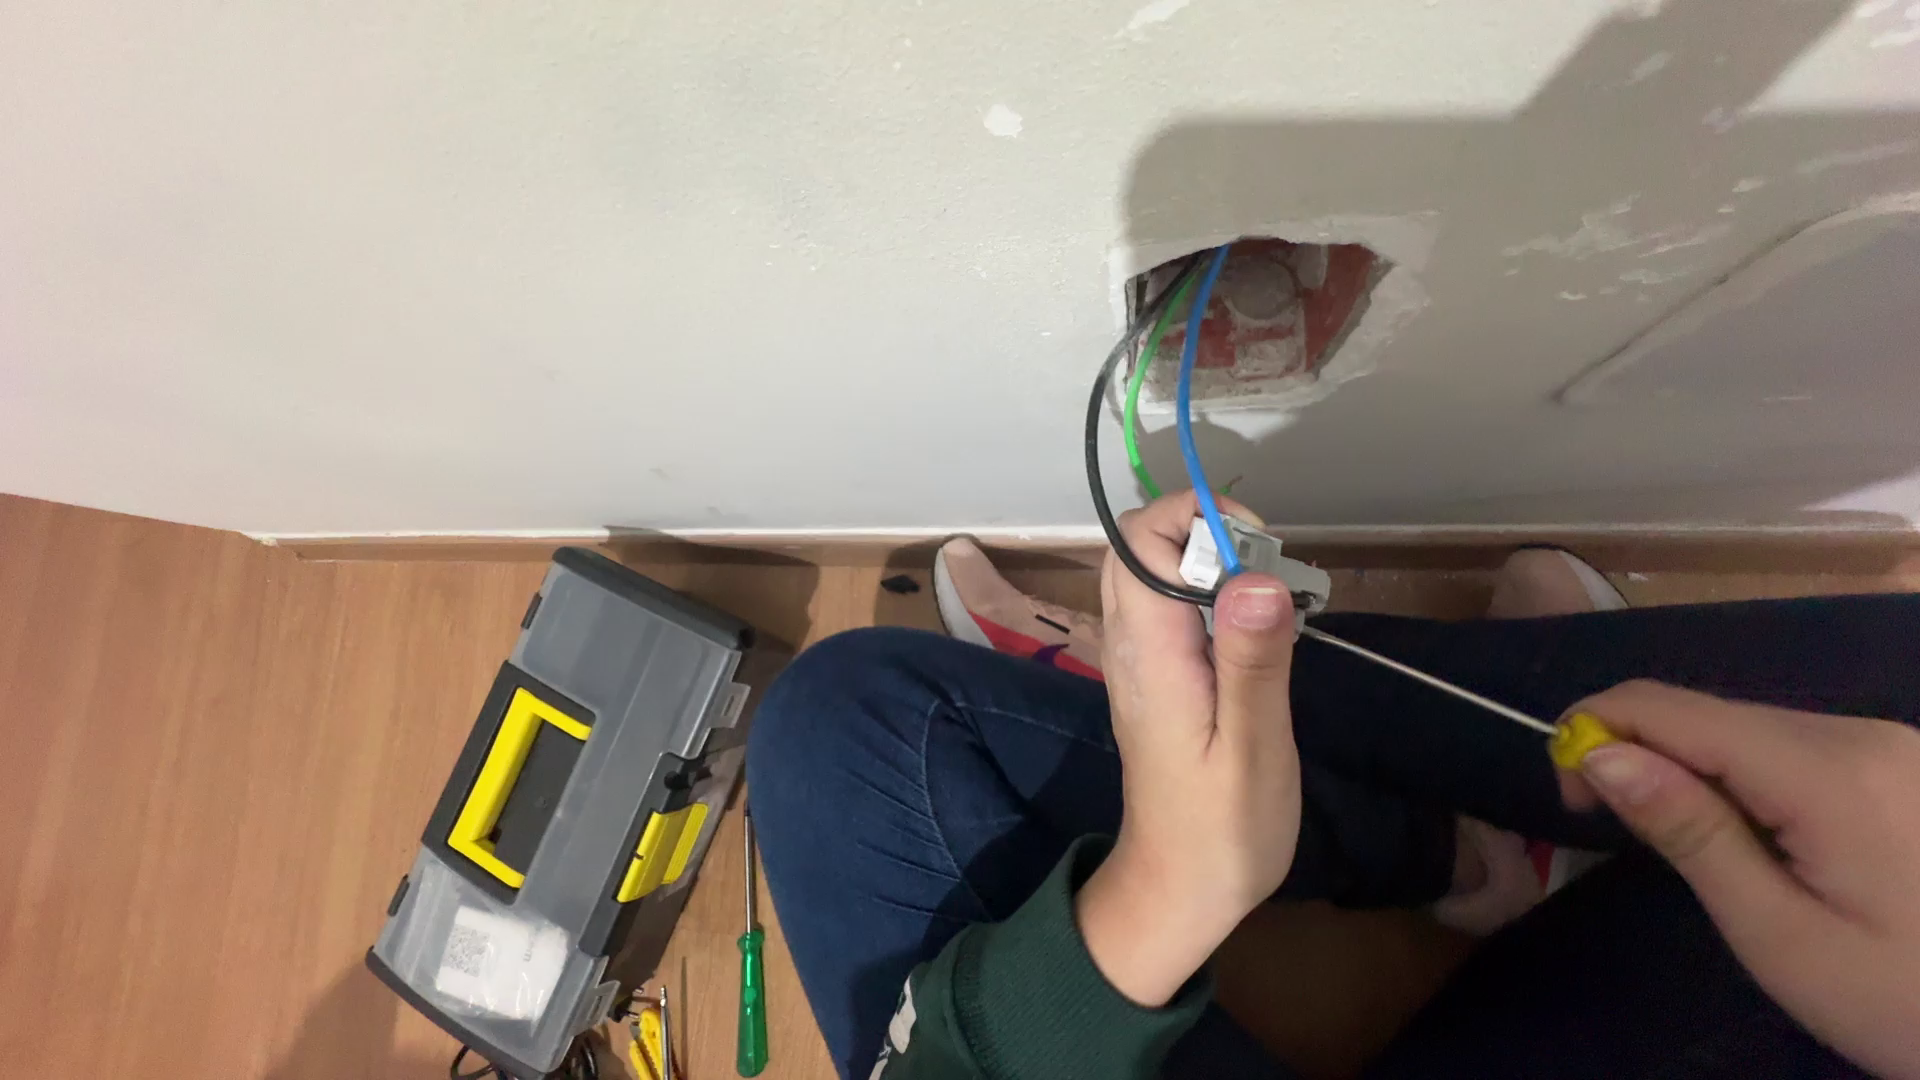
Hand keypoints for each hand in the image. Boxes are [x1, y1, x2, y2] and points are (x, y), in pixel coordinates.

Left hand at [1075, 491, 1301, 1006]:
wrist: (1178, 882)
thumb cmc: (1224, 827)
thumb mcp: (1254, 748)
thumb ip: (1254, 661)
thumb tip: (1256, 576)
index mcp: (1148, 650)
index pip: (1138, 541)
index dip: (1193, 517)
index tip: (1259, 545)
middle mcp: (1127, 641)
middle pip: (1135, 547)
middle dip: (1199, 530)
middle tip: (1266, 566)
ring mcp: (1132, 657)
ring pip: (1145, 572)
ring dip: (1202, 560)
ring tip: (1266, 594)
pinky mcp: (1149, 673)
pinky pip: (1159, 604)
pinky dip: (1199, 590)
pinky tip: (1248, 626)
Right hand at [1562, 681, 1919, 1078]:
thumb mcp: (1783, 935)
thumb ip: (1688, 832)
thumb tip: (1596, 754)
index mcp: (1824, 770)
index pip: (1658, 705)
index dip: (1587, 730)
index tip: (1573, 798)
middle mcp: (1856, 734)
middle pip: (1694, 712)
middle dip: (1631, 752)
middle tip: (1618, 826)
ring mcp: (1887, 747)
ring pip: (1731, 726)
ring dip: (1681, 768)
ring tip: (1693, 843)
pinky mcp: (1899, 765)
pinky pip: (1777, 745)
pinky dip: (1730, 776)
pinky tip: (1754, 836)